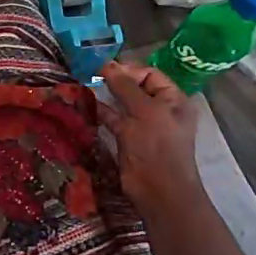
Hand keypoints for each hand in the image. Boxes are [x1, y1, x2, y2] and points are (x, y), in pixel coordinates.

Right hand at [98, 60, 203, 216]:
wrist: (157, 188)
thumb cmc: (157, 145)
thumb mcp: (144, 111)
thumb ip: (125, 87)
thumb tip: (108, 65)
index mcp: (173, 99)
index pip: (150, 75)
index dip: (128, 69)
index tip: (103, 67)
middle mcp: (159, 109)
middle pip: (135, 88)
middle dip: (114, 80)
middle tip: (89, 73)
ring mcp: (143, 125)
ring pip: (122, 103)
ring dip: (105, 95)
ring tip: (83, 85)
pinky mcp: (127, 139)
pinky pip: (113, 120)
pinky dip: (101, 112)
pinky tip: (85, 105)